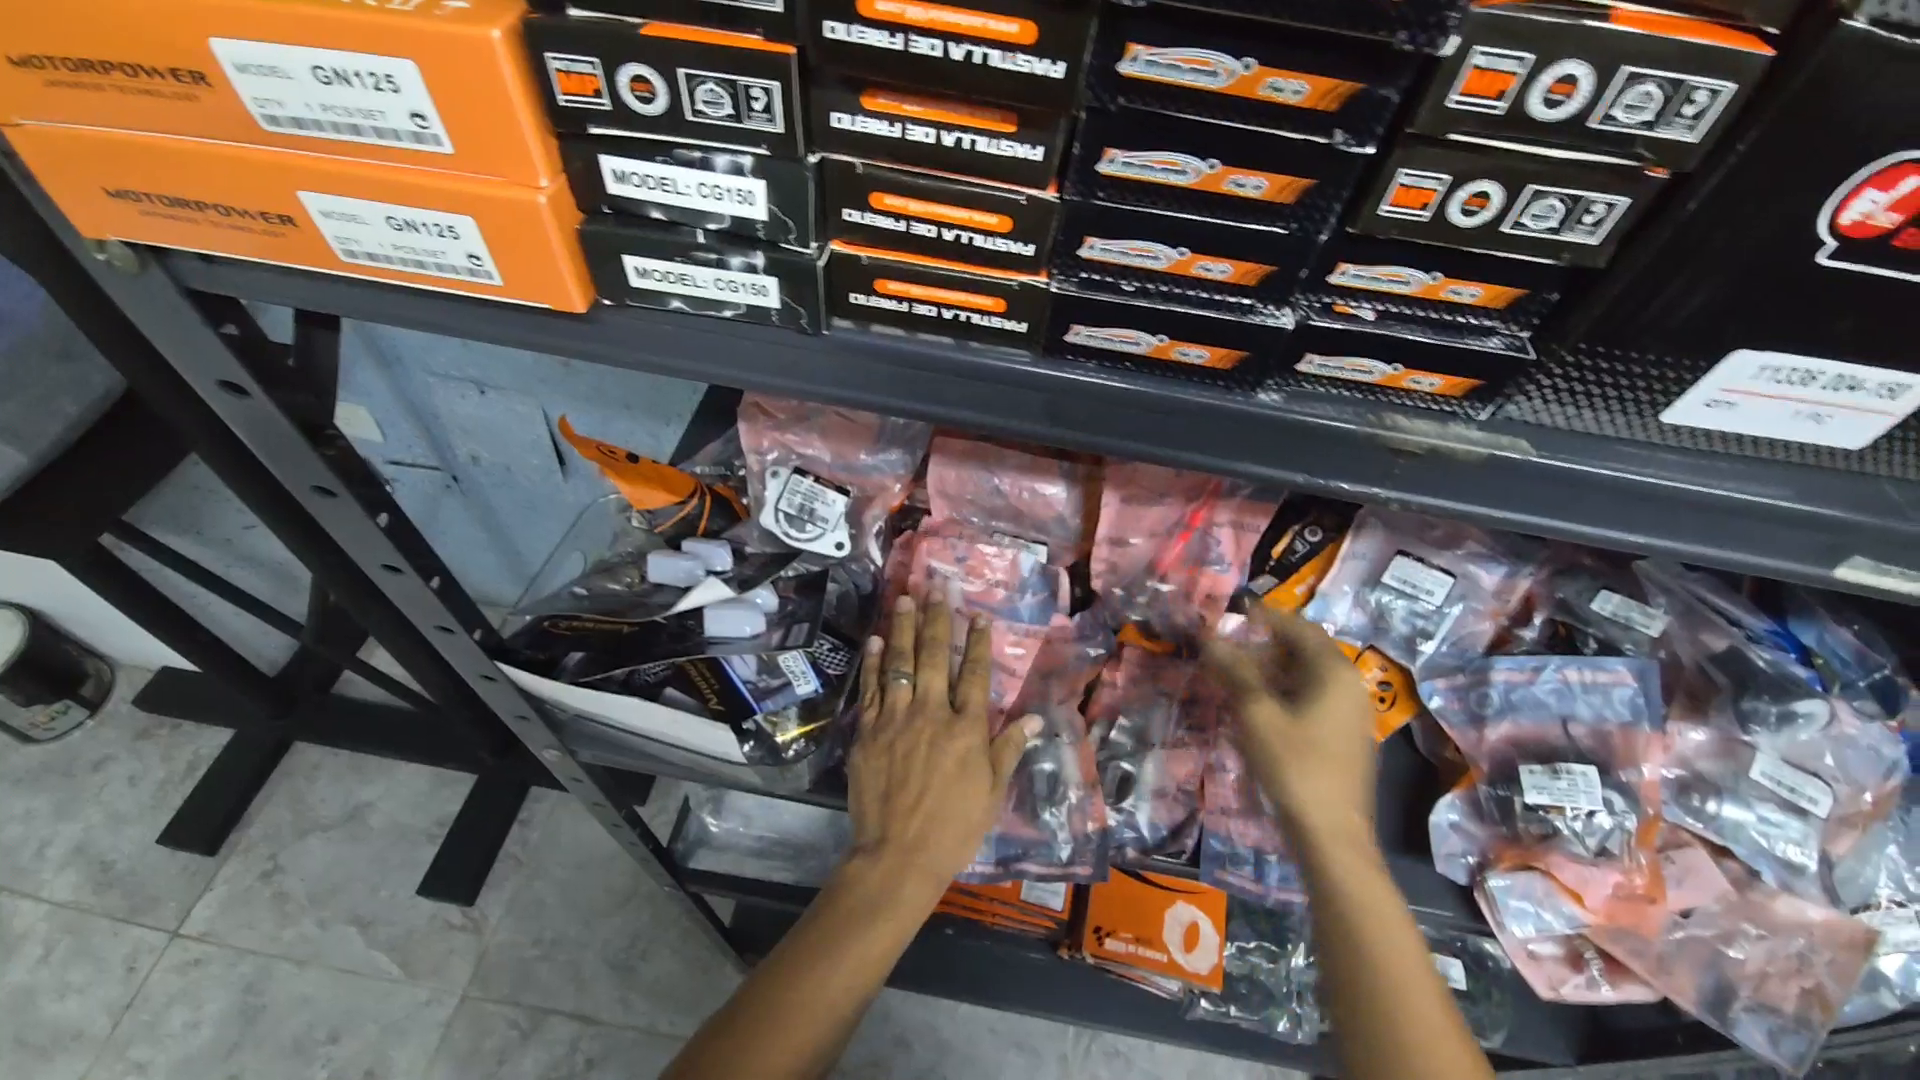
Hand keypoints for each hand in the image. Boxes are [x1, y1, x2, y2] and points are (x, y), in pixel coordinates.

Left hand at [847, 584, 1038, 891]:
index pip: (975, 675)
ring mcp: (895, 720)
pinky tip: (876, 640)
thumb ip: (1009, 750)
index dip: (978, 642)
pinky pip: (871, 689)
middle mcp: (931, 714)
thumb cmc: (953, 828)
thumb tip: (1036, 719)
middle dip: (938, 618)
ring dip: (904, 628)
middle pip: (936, 657)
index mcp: (966, 729)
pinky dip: (874, 662)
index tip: (978, 614)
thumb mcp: (992, 793)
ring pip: (900, 664)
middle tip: (937, 586)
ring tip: (906, 597)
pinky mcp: (867, 732)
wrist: (898, 855)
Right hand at [1204, 607, 1376, 842]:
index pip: (1296, 627)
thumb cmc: (1294, 766)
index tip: (1225, 618)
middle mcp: (1349, 684)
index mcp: (1334, 671)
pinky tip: (1254, 711)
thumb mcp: (1256, 714)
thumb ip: (1234, 670)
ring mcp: (1350, 713)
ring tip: (1230, 680)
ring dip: (1268, 672)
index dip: (1260, 618)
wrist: (1331, 834)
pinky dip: (1282, 695)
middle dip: (1260, 647)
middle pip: (1302, 650)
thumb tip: (1209, 636)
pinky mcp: (1343, 736)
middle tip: (1222, 652)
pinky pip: (1310, 700)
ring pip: (1304, 677)